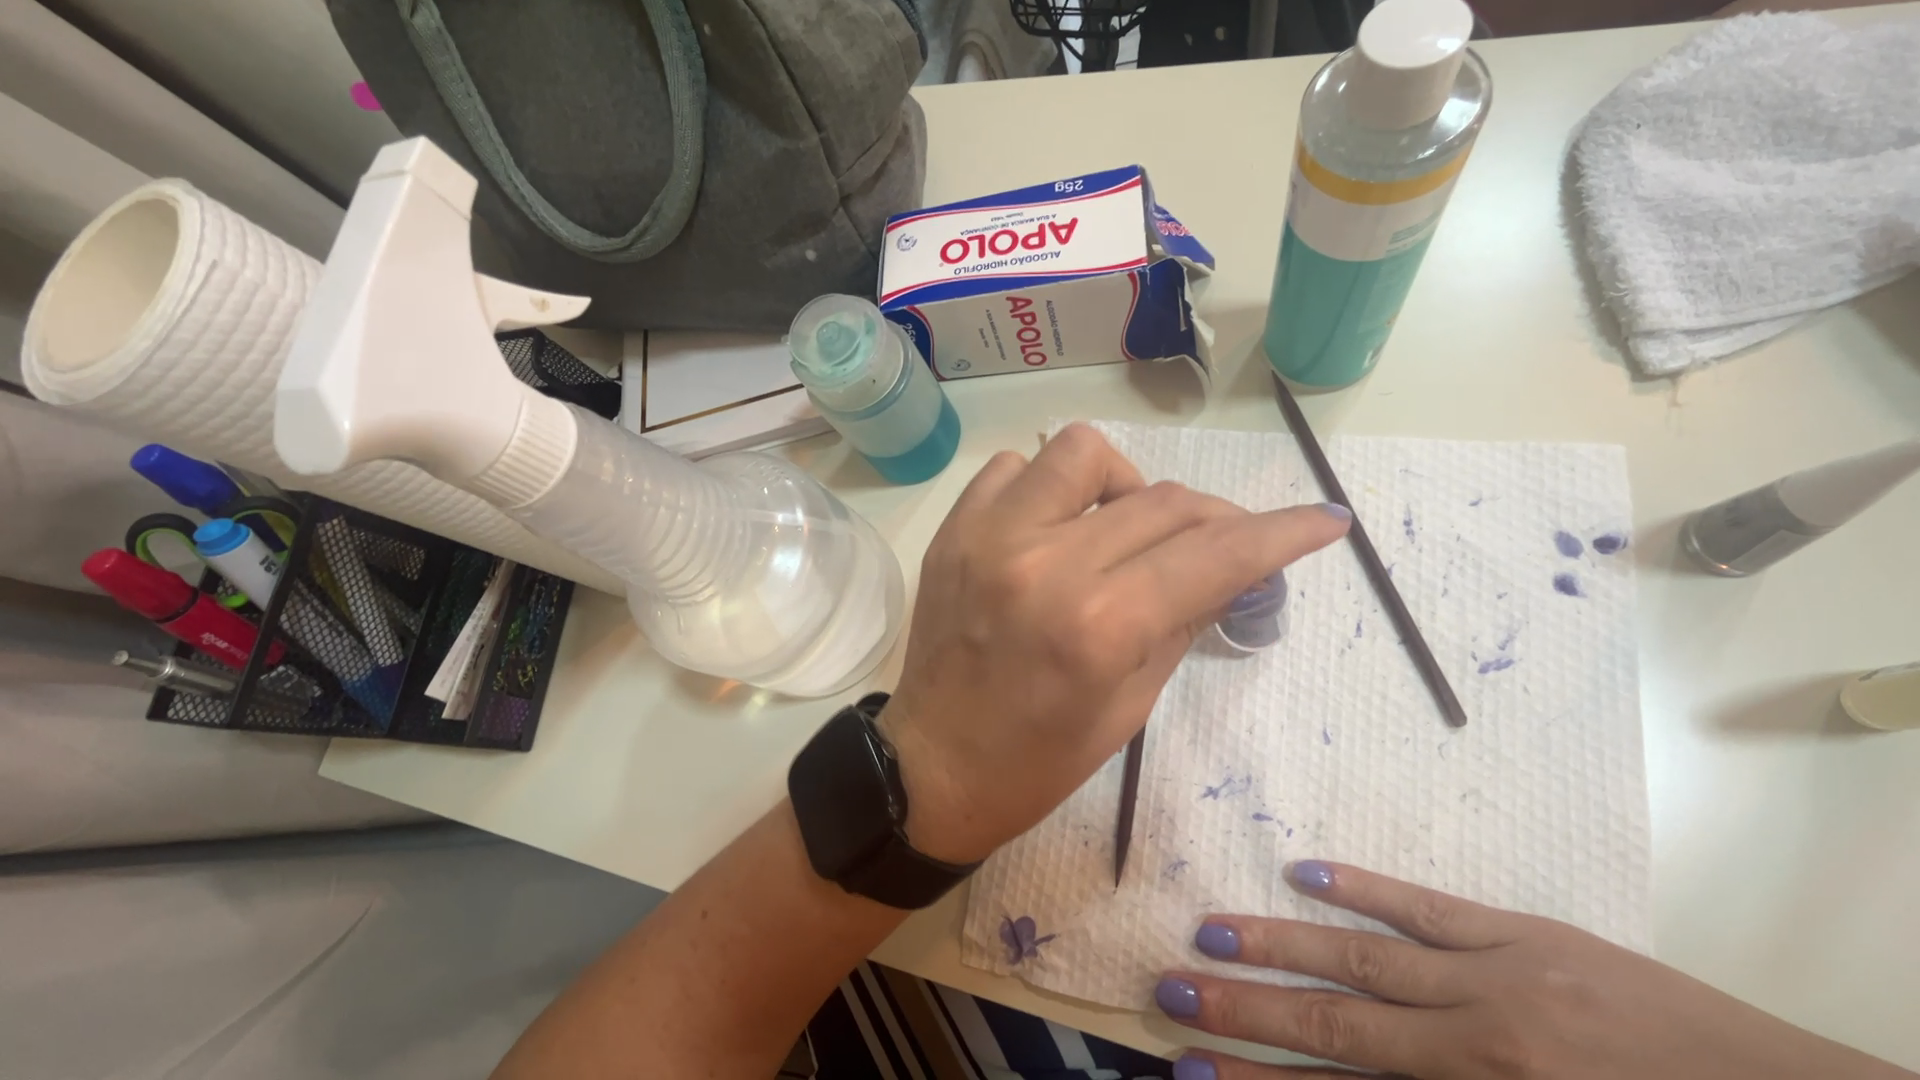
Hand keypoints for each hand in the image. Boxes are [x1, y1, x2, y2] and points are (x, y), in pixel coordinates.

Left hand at [879, 423, 1350, 864]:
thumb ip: (1186, 616)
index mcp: (1098, 625)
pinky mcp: (953, 529)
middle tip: (1223, 544)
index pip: (1213, 554)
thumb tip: (1237, 561)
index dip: (1282, 533)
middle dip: (1216, 518)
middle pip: (1163, 501)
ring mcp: (990, 537)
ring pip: (1084, 452)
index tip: (1324, 521)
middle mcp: (1045, 564)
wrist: (934, 768)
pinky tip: (1056, 527)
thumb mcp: (1132, 701)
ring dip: (1125, 483)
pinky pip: (1014, 467)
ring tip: (1122, 528)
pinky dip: (1048, 488)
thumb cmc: (1041, 759)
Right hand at [1155, 861, 1915, 1079]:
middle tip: (1171, 988)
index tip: (1189, 1069)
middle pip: (1334, 1025)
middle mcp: (1475, 1047)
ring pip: (1364, 958)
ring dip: (1280, 943)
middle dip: (1244, 1009)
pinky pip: (1426, 906)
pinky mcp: (1523, 933)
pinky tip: (1305, 872)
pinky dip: (1362, 888)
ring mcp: (1497, 978)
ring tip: (1211, 928)